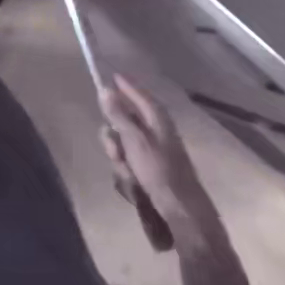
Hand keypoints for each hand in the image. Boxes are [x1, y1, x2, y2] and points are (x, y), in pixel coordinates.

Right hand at [101, 73, 211, 226]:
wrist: (179, 208)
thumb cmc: (158, 169)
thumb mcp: (134, 140)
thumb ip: (118, 115)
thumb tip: (105, 88)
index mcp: (156, 118)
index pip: (139, 93)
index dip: (125, 85)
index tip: (111, 76)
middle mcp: (155, 130)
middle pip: (124, 123)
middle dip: (114, 138)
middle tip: (115, 150)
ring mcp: (152, 150)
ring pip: (122, 146)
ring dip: (120, 160)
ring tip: (129, 173)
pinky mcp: (150, 168)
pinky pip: (128, 164)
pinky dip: (127, 173)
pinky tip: (134, 184)